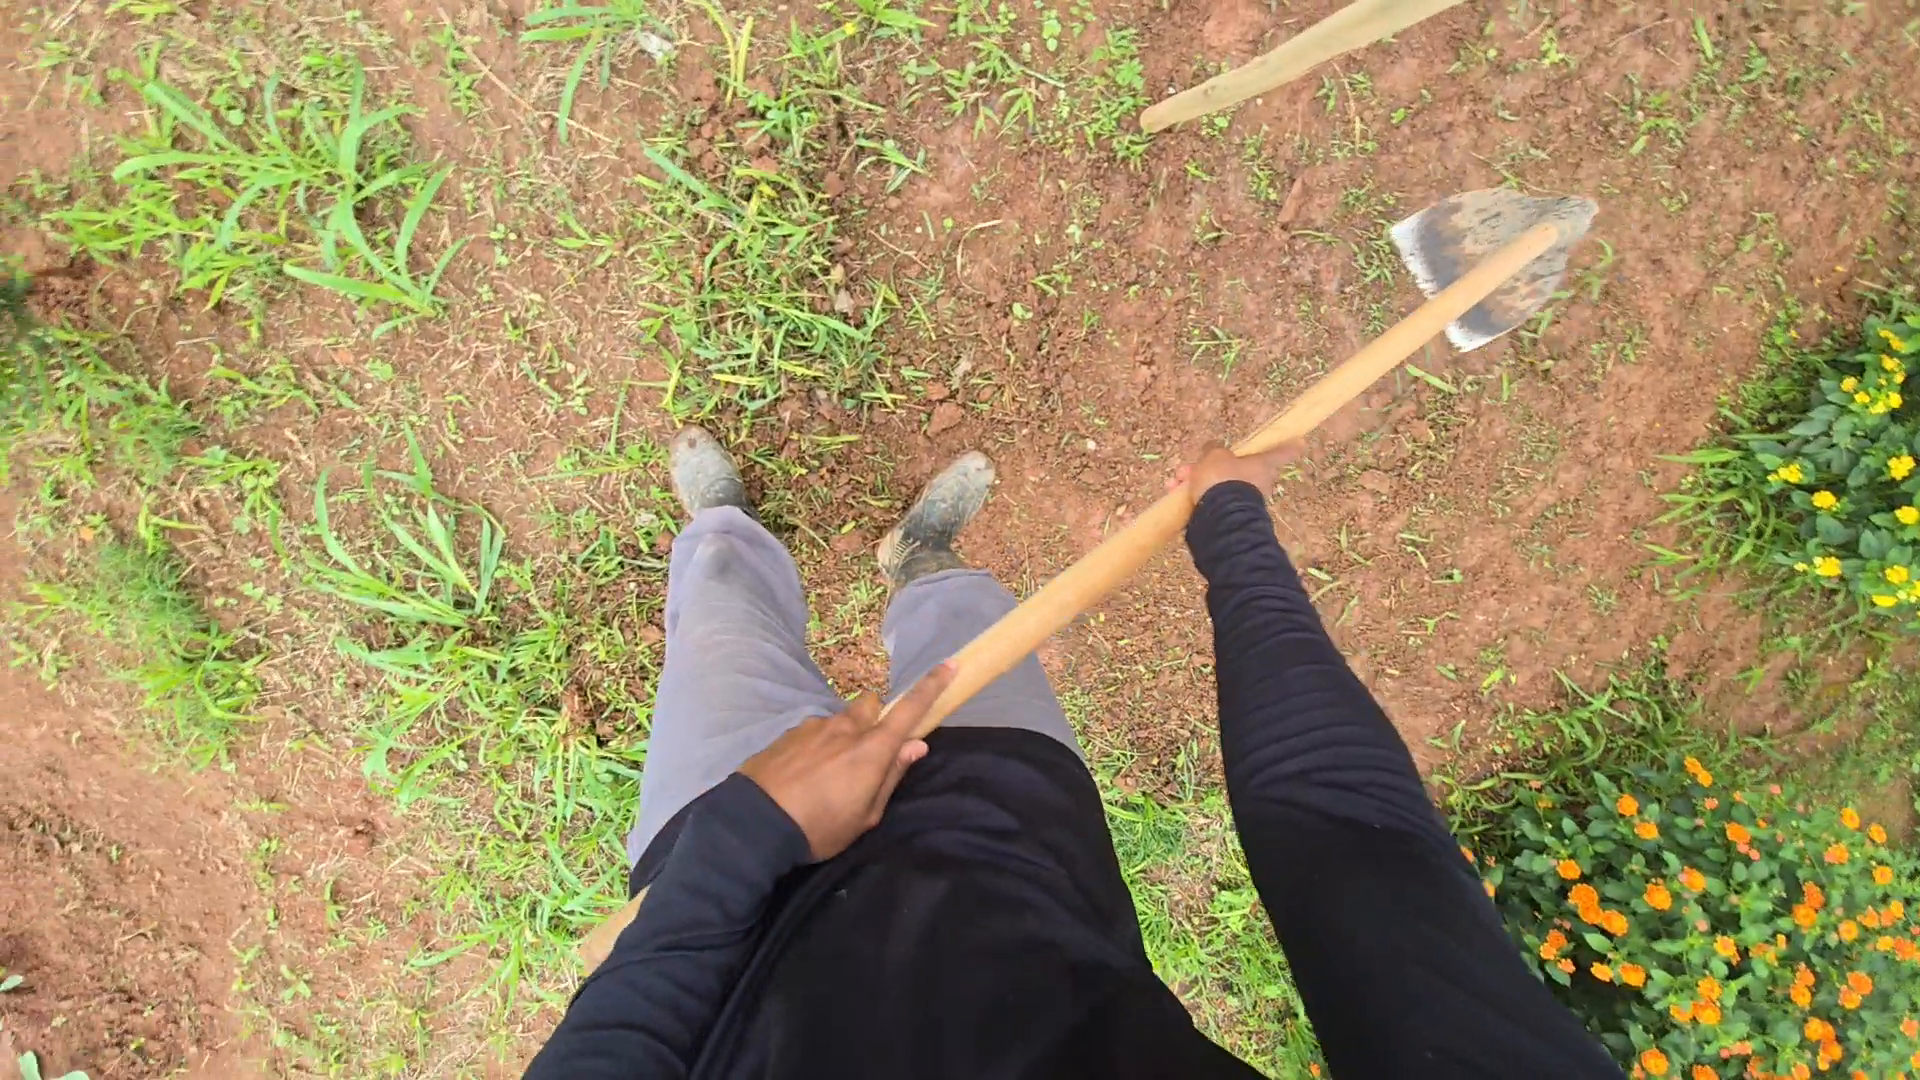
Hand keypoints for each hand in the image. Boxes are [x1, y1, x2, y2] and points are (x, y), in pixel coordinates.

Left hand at [740, 662, 957, 860]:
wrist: (752, 825)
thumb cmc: (819, 827)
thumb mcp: (865, 815)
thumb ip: (891, 775)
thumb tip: (916, 745)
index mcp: (871, 748)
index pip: (909, 709)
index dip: (932, 686)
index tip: (949, 664)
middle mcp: (845, 727)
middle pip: (870, 704)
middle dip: (875, 717)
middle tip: (867, 749)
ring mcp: (813, 727)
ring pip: (838, 721)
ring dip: (841, 738)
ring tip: (824, 775)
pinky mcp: (787, 734)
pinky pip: (812, 733)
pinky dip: (815, 748)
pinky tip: (801, 776)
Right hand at [1168, 441, 1302, 504]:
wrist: (1218, 516)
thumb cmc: (1222, 479)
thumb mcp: (1214, 456)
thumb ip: (1214, 450)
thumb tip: (1213, 449)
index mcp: (1262, 464)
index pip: (1280, 452)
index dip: (1288, 446)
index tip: (1300, 442)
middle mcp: (1258, 482)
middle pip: (1235, 469)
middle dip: (1207, 468)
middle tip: (1187, 469)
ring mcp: (1244, 501)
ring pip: (1218, 485)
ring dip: (1195, 482)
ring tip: (1173, 484)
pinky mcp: (1228, 516)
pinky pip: (1211, 501)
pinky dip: (1194, 497)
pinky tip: (1174, 495)